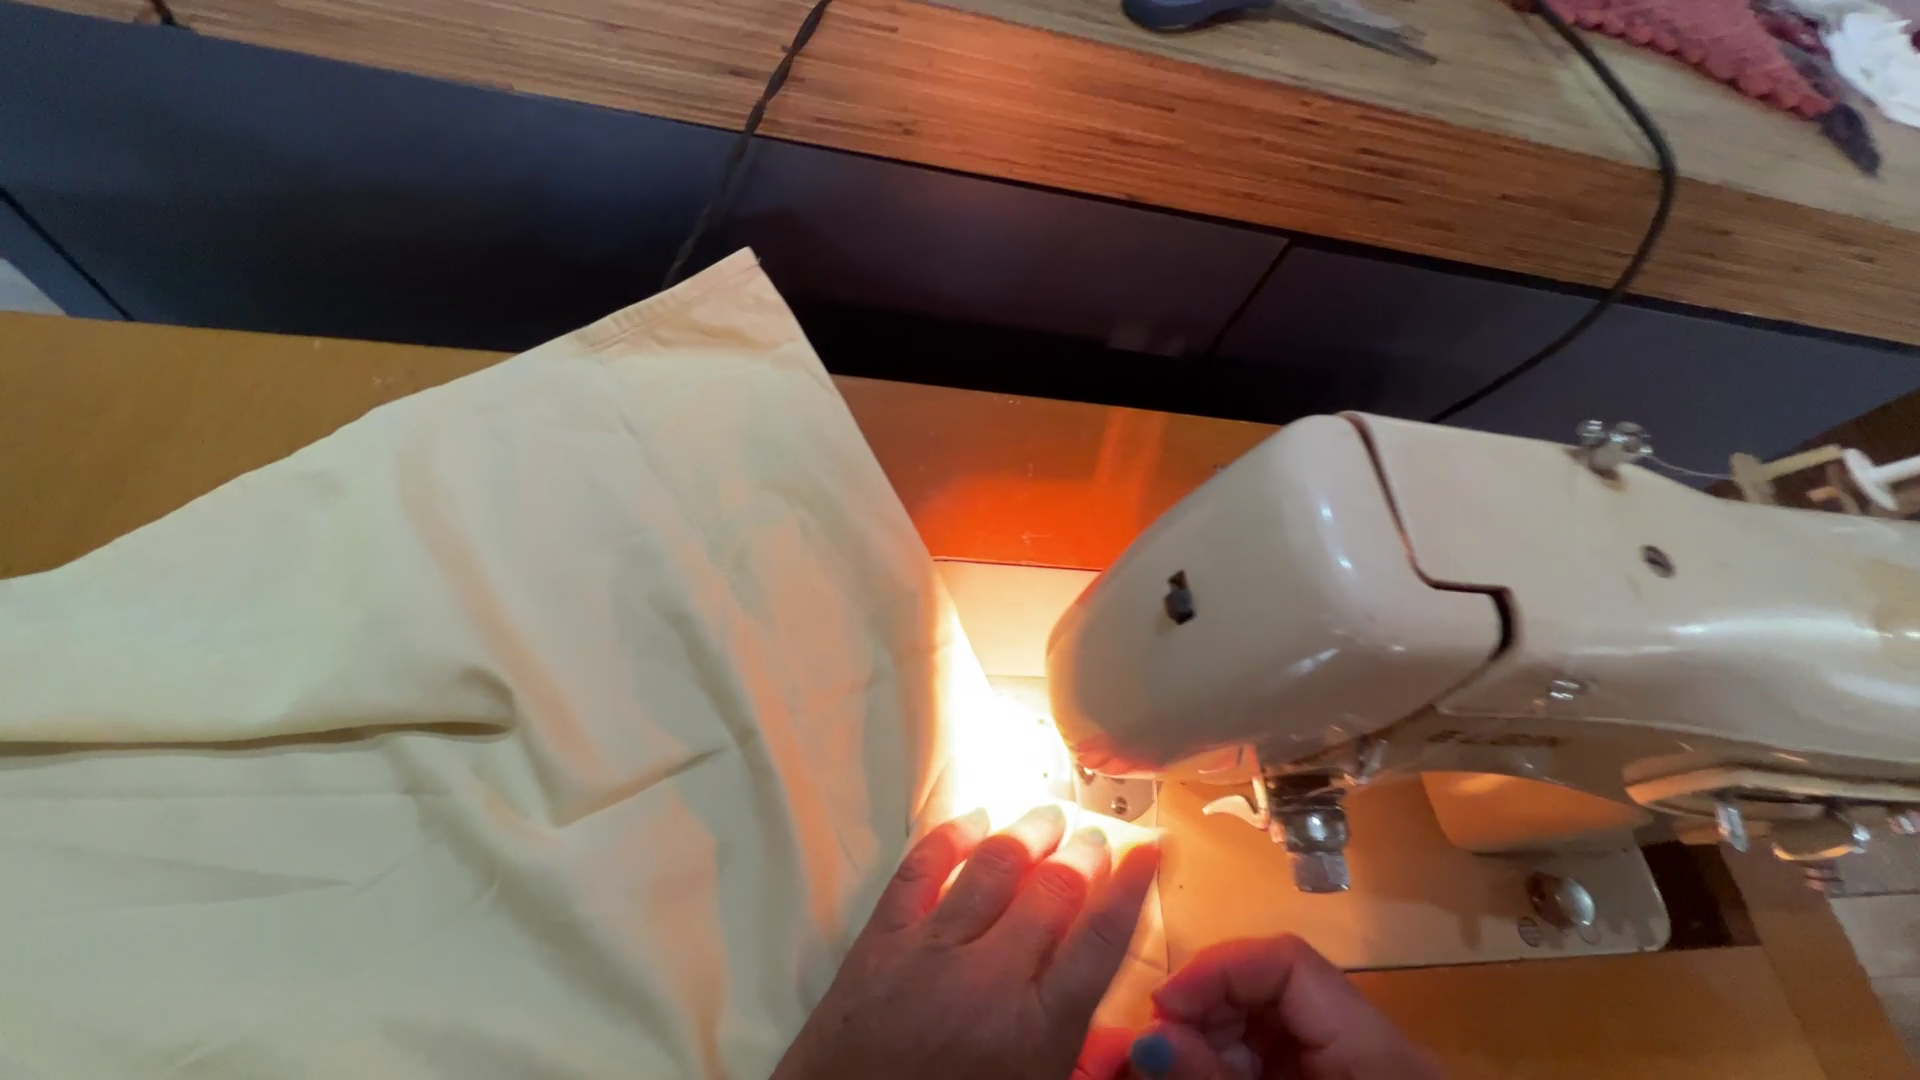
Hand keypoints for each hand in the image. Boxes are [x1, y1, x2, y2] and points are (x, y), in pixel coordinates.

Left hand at [772, 804, 1161, 1079]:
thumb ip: (1079, 1058)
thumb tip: (1121, 1027)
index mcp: (1036, 1033)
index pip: (1101, 940)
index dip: (1131, 887)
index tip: (1149, 850)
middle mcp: (989, 982)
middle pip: (1052, 891)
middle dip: (1083, 852)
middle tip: (1095, 834)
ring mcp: (931, 953)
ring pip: (993, 867)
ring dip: (1028, 832)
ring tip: (1048, 814)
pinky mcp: (881, 939)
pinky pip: (921, 868)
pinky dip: (950, 835)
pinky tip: (974, 818)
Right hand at [1126, 936, 1440, 1079]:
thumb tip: (1144, 1039)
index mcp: (1372, 1045)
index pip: (1286, 961)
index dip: (1216, 969)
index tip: (1161, 1005)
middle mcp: (1363, 1039)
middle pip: (1268, 983)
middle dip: (1205, 1006)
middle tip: (1157, 1046)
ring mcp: (1345, 1061)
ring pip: (1261, 1015)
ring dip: (1209, 1035)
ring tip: (1174, 1067)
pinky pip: (1269, 1050)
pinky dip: (1229, 1060)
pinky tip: (1206, 1074)